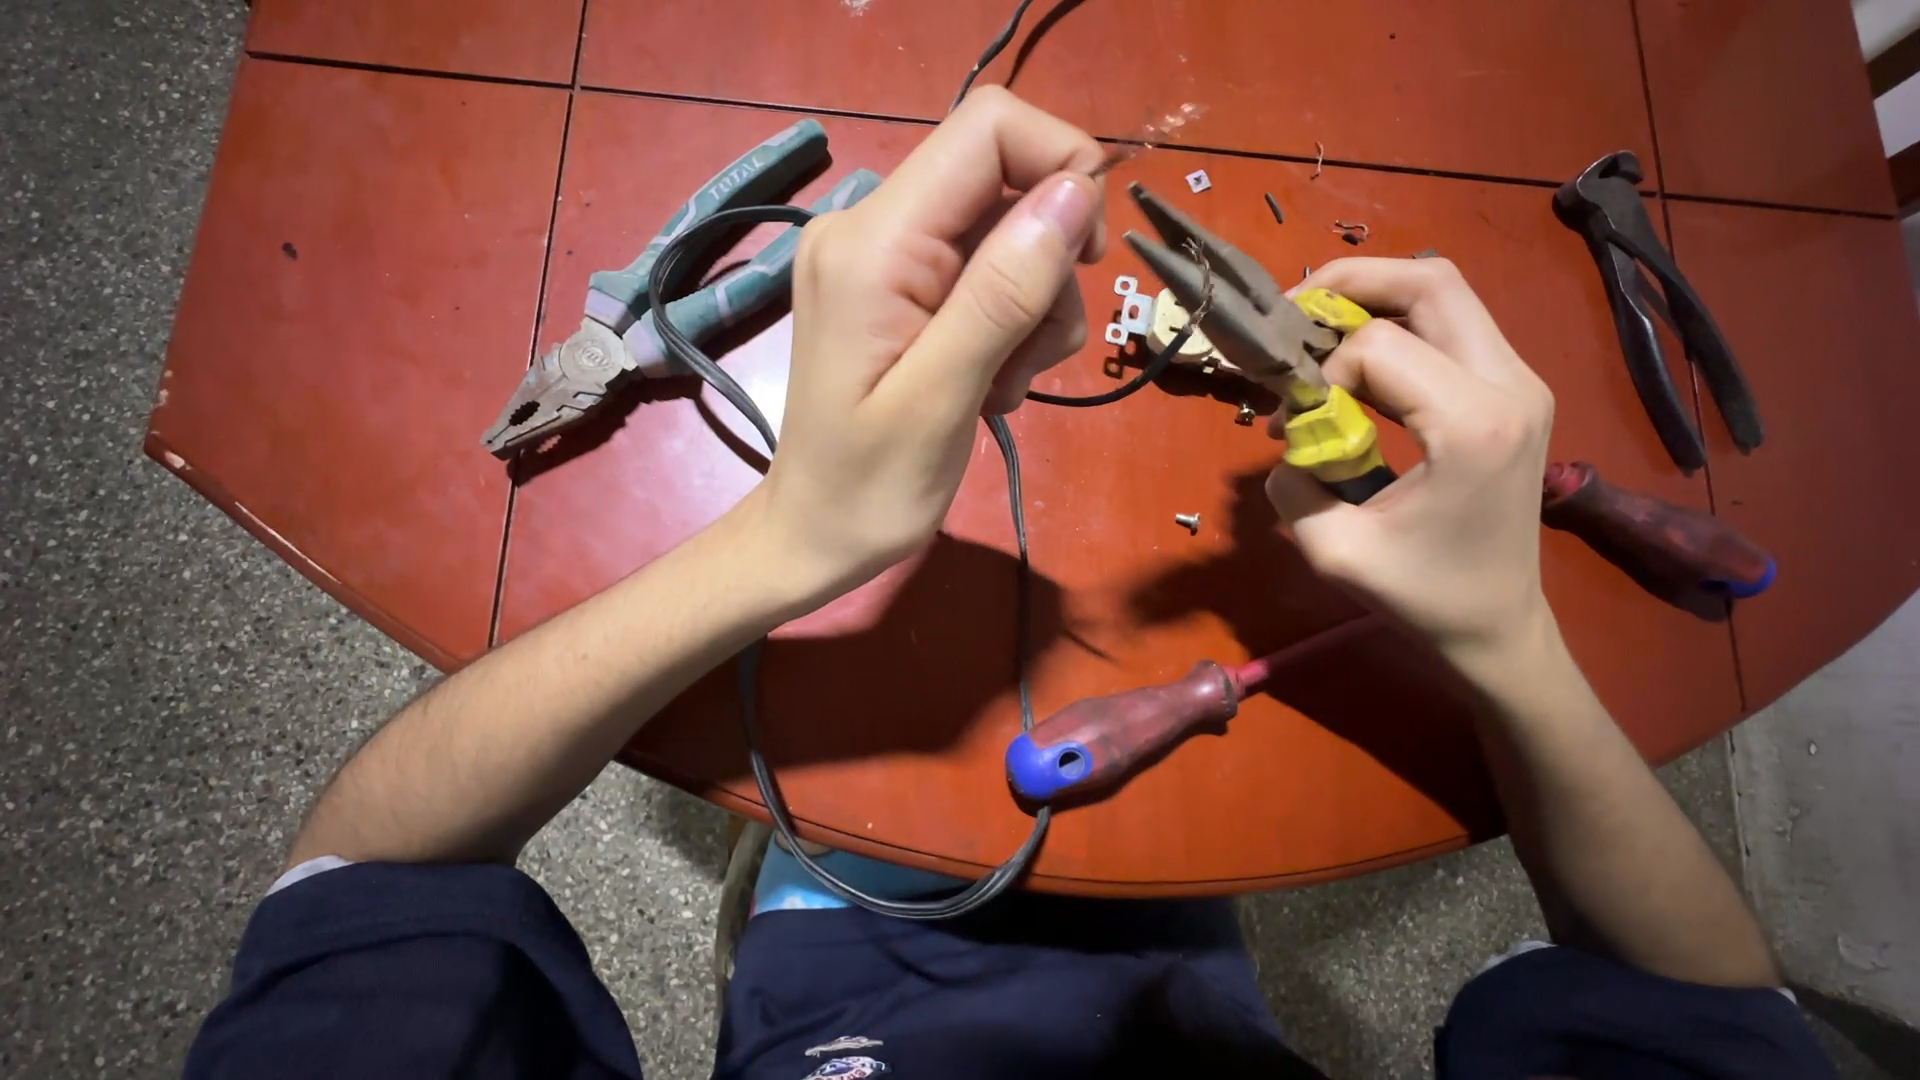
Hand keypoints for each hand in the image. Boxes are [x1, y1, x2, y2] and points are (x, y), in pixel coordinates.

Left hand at [751, 87, 1105, 601]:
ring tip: (1003, 386)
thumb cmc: (869, 488)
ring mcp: (883, 259)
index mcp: (873, 244)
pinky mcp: (898, 291)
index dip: (1061, 165)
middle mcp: (871, 229)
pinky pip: (983, 276)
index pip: (987, 131)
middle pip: (1005, 187)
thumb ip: (1002, 292)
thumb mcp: (942, 397)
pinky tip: (989, 385)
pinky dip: (1007, 328)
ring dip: (1032, 311)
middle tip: (1029, 359)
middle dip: (1045, 269)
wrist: (816, 534)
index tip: (1088, 257)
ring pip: (1006, 237)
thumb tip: (1075, 191)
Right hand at [1264, 257, 1556, 666]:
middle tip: (1291, 313)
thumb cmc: (1421, 595)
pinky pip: (1451, 324)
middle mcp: (1510, 384)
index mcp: (1473, 424)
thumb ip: (1292, 482)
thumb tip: (1289, 436)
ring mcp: (1520, 380)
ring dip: (1372, 296)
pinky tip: (1354, 361)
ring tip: (1317, 330)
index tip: (1299, 427)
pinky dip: (1394, 324)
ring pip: (1444, 292)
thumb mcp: (1332, 549)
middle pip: (1430, 281)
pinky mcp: (1513, 388)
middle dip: (1349, 281)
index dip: (1319, 374)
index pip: (1378, 345)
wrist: (1498, 622)